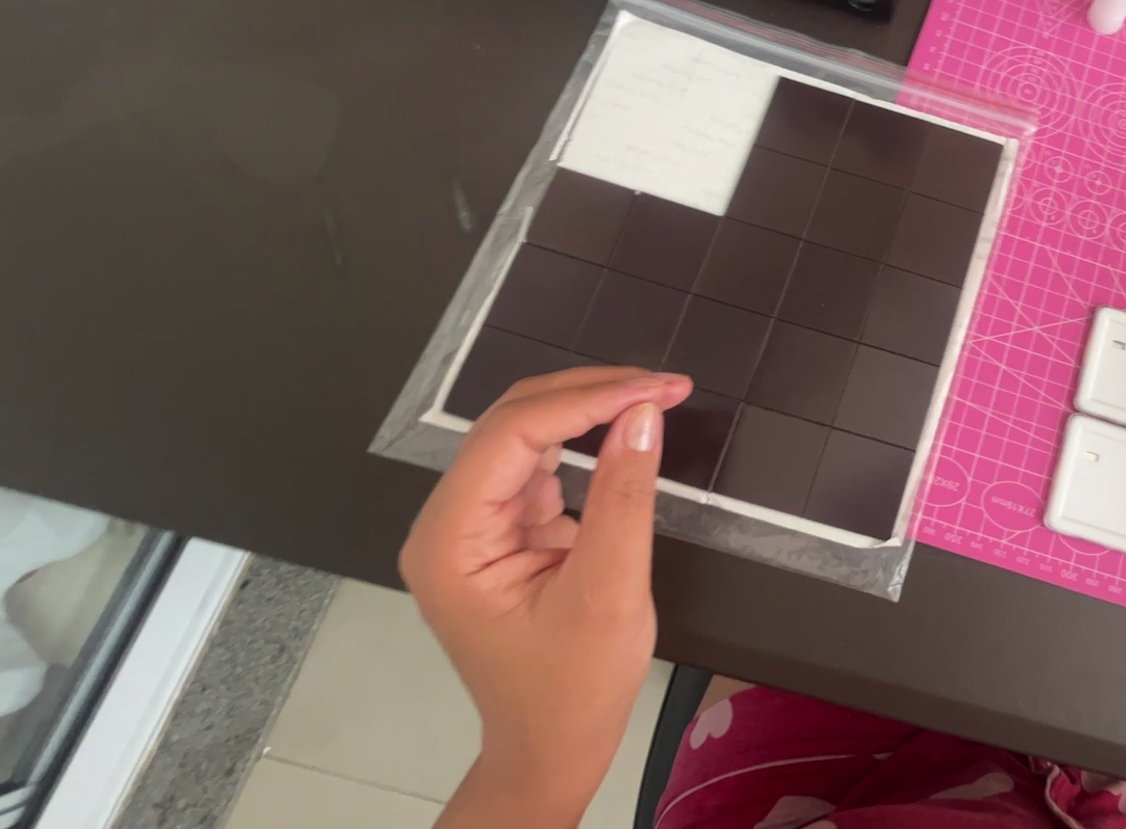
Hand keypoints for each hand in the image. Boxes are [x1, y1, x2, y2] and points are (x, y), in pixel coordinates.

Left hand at [400, 367, 690, 826]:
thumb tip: (645, 413)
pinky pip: (546, 458)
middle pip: (515, 420)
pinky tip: (627, 426)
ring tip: (656, 395)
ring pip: (530, 430)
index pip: (514, 434)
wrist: (556, 745)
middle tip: (668, 385)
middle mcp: (453, 520)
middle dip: (593, 392)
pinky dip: (591, 434)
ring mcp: (480, 521)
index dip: (590, 400)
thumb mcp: (609, 590)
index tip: (661, 390)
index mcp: (452, 540)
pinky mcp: (511, 525)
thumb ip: (625, 495)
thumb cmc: (576, 684)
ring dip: (594, 405)